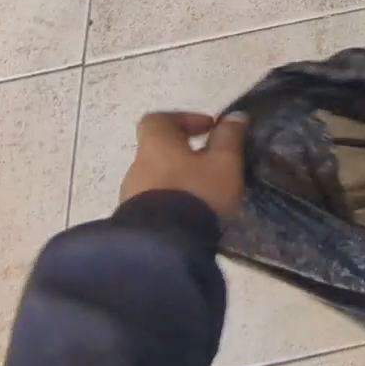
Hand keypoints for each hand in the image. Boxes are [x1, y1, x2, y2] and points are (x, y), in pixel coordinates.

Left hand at [118, 111, 250, 217]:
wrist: (163, 249)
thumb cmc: (196, 193)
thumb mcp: (224, 161)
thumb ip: (229, 136)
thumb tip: (235, 116)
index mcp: (156, 145)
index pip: (158, 119)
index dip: (184, 118)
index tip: (209, 128)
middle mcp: (137, 167)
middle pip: (159, 151)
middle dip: (186, 154)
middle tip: (213, 165)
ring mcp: (130, 198)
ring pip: (157, 179)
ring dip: (180, 181)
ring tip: (207, 194)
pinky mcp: (132, 224)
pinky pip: (154, 203)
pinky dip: (172, 203)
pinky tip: (193, 215)